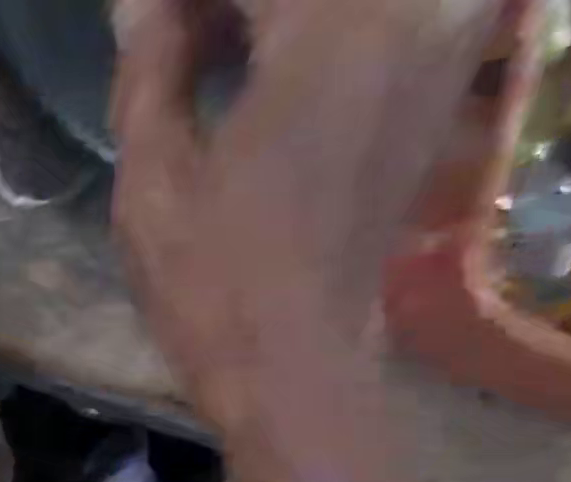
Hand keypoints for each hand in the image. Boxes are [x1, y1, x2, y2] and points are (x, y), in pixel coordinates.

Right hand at [111, 0, 501, 432]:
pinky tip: (241, 72)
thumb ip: (149, 75)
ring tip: (188, 56)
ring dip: (256, 23)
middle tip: (156, 42)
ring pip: (332, 5)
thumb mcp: (153, 181)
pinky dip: (297, 37)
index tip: (134, 25)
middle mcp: (411, 16)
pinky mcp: (431, 88)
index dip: (177, 4)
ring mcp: (435, 49)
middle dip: (213, 12)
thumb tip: (135, 6)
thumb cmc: (206, 279)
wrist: (289, 357)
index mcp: (335, 32)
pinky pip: (368, 23)